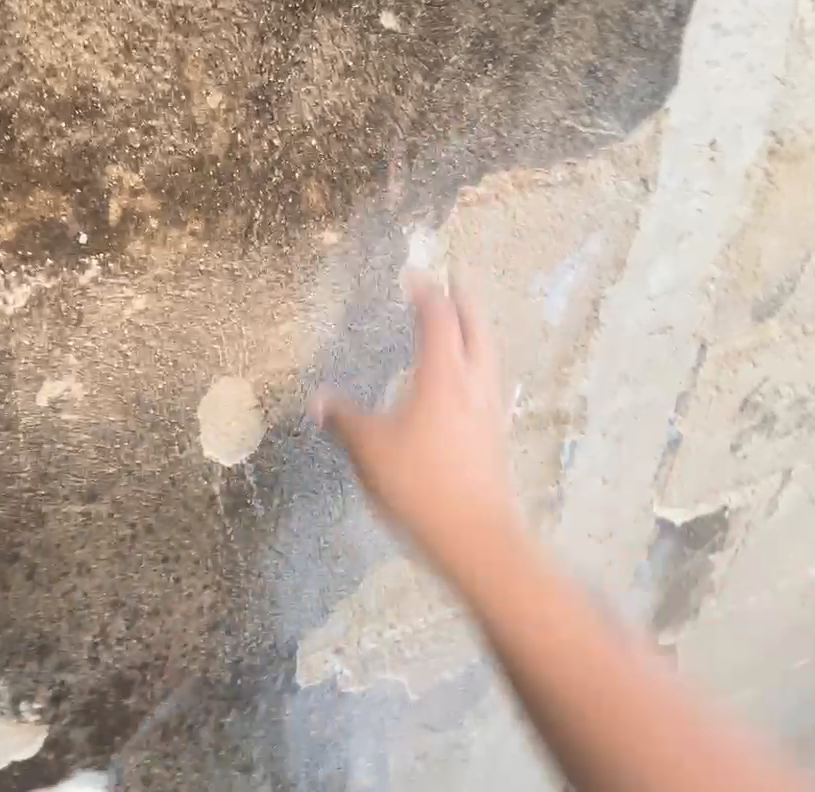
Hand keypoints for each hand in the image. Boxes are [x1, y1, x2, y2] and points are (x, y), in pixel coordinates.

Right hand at [314, 265, 522, 579]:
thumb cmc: (419, 484)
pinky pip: (489, 381)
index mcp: (442, 378)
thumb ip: (343, 419)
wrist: (476, 538)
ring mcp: (489, 411)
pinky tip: (468, 379)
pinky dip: (479, 363)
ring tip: (466, 320)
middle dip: (465, 301)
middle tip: (457, 279)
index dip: (426, 294)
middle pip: (476, 330)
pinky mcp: (495, 435)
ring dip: (478, 330)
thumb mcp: (368, 449)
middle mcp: (472, 386)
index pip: (437, 321)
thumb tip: (318, 400)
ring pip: (489, 356)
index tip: (413, 276)